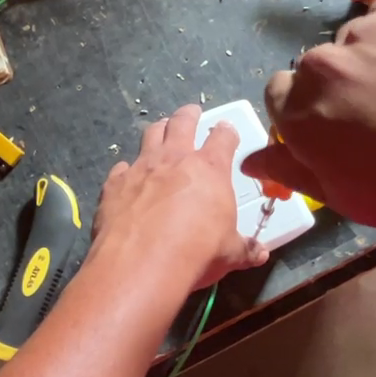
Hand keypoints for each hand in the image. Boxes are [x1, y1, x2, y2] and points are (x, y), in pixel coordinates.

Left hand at [93, 104, 267, 289]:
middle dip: (189, 115)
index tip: (226, 131)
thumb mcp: (229, 254)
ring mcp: (141, 168)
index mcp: (209, 169)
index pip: (223, 138)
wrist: (141, 264)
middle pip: (182, 122)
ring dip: (158, 131)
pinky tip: (127, 177)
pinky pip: (121, 168)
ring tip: (161, 131)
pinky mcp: (114, 184)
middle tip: (192, 112)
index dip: (226, 132)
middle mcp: (174, 159)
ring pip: (150, 135)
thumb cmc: (197, 253)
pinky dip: (127, 170)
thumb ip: (244, 249)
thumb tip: (261, 254)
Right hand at [241, 0, 375, 251]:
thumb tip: (250, 157)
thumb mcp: (348, 199)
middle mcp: (324, 67)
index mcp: (300, 115)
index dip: (305, 114)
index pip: (277, 96)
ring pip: (357, 41)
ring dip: (374, 59)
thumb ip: (293, 171)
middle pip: (316, 68)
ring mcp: (370, 33)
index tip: (337, 128)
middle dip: (339, 87)